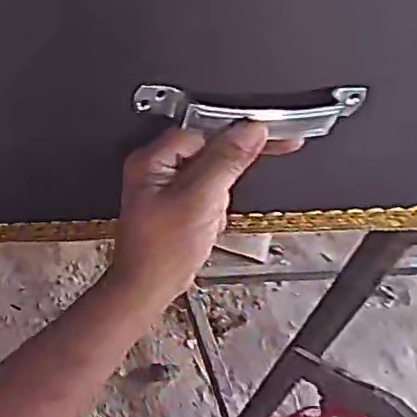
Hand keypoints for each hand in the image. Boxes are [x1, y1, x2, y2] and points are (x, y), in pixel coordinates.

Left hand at [104, 122, 297, 308]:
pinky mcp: (173, 206)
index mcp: (150, 160)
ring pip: (211, 177)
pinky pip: (206, 197)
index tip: (267, 137)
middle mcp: (152, 170)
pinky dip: (213, 211)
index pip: (201, 130)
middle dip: (222, 179)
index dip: (234, 136)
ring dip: (218, 199)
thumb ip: (227, 160)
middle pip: (207, 152)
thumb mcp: (201, 198)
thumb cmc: (159, 251)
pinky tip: (205, 227)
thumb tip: (250, 131)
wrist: (149, 287)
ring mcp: (162, 189)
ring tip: (205, 221)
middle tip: (215, 203)